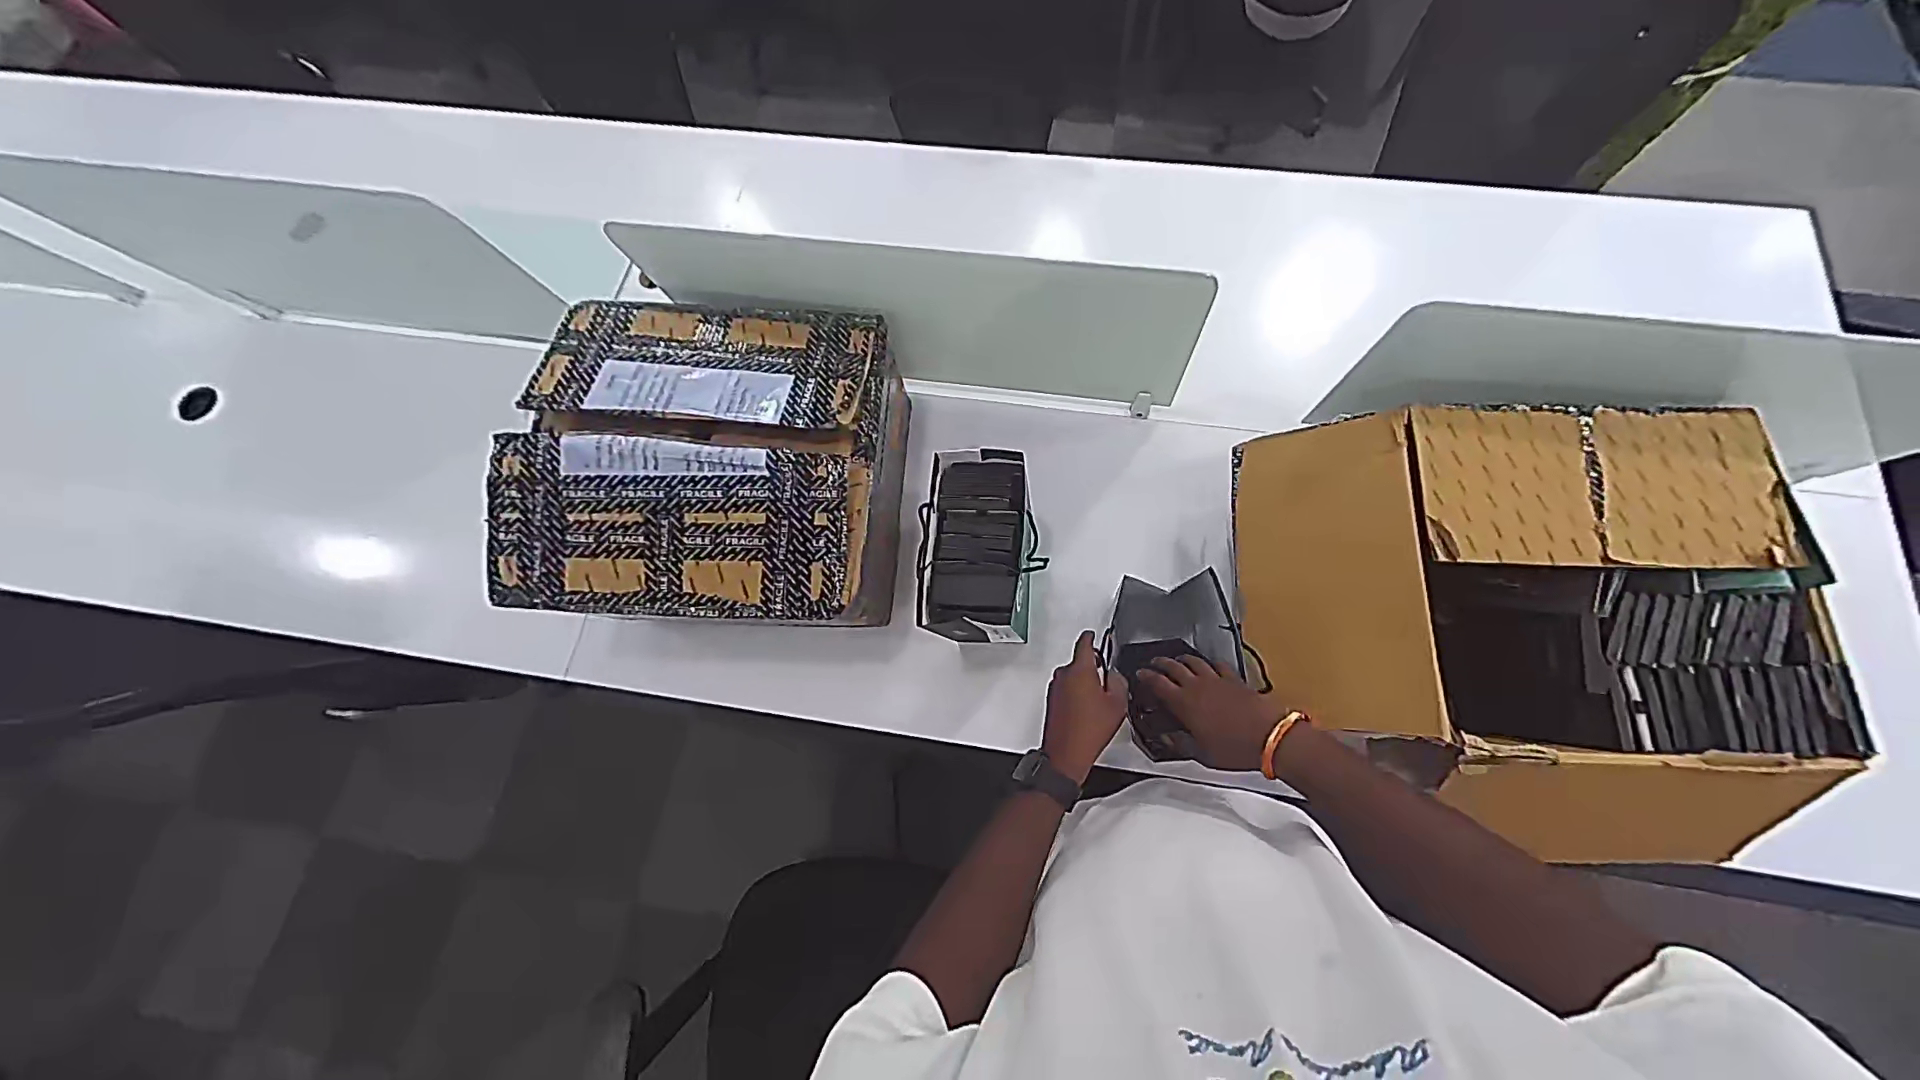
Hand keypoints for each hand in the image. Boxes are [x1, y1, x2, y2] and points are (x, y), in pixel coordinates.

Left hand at [1041, 631, 1128, 784]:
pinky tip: (1088, 712)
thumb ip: (1118, 681)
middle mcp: (1064, 675)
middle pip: (1080, 661)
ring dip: (1085, 683)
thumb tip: (1114, 675)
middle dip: (1093, 668)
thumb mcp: (1117, 703)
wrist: (1067, 753)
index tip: (1093, 634)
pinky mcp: (1052, 700)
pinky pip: (1067, 689)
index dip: (1091, 637)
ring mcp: (1055, 687)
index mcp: (1079, 670)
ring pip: (1074, 677)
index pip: (1084, 643)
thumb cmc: (1088, 730)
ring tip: (1098, 704)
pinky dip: (1077, 694)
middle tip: (1107, 682)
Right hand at [1136, 655, 1284, 771]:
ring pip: (1194, 661)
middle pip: (1173, 666)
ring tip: (1177, 659)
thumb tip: (1169, 740)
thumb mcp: (1201, 754)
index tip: (1141, 674)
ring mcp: (1217, 680)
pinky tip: (1210, 665)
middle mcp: (1198, 687)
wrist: (1271, 737)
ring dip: (1182, 659)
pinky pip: (1217, 665)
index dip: (1146, 677)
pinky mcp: (1235, 680)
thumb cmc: (1237, 748)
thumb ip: (1181, 744)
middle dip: (1160, 663)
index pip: (1157, 683)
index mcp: (1184, 703)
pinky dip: (1209, 663)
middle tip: (1154, 663)